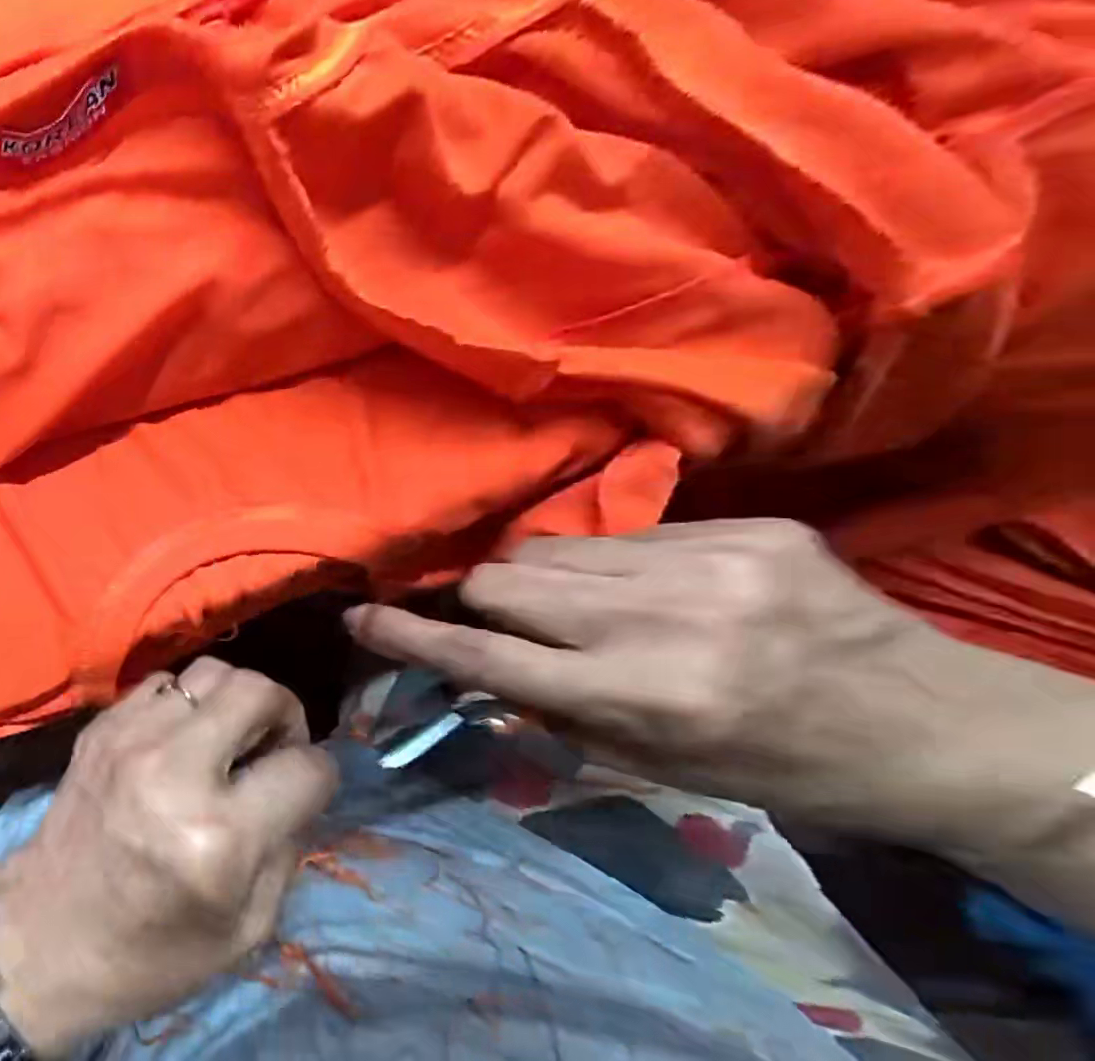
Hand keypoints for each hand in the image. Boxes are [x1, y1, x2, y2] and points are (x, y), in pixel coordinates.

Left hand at [0, 657, 338, 1055]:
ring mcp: (130, 739)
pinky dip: (186, 704)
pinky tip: (179, 740)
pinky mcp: (101, 727)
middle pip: (257, 690)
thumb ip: (289, 845)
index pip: (306, 767)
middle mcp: (174, 771)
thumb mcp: (248, 927)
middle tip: (272, 746)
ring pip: (210, 672)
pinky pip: (164, 683)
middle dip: (284, 713)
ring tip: (226, 738)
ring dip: (233, 701)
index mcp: (218, 838)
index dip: (319, 775)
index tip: (304, 786)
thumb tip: (303, 780)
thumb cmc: (153, 953)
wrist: (47, 935)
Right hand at [344, 519, 1094, 865]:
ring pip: (551, 550)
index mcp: (643, 698)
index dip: (410, 635)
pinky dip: (610, 566)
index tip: (358, 617)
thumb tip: (475, 657)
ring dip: (540, 580)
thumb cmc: (774, 767)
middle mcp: (666, 622)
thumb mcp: (649, 762)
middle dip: (484, 601)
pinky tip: (656, 589)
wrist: (938, 728)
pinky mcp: (748, 529)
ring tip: (582, 606)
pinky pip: (623, 536)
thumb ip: (551, 705)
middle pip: (506, 581)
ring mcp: (711, 564)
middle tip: (502, 621)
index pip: (487, 656)